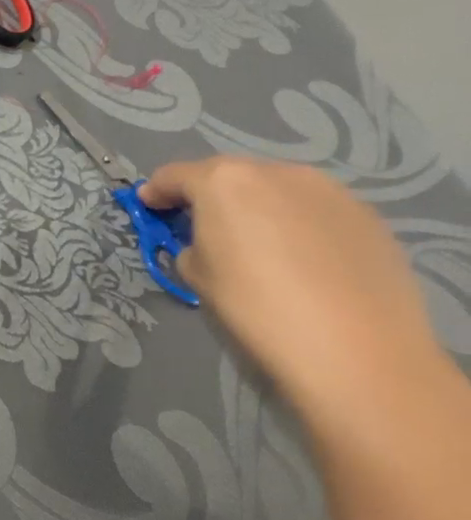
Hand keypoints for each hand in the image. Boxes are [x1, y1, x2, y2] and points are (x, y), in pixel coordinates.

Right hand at [139, 156, 440, 393]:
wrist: (355, 347)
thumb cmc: (255, 304)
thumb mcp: (196, 272)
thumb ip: (192, 243)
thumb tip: (207, 242)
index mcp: (224, 182)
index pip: (174, 175)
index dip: (157, 192)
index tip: (151, 210)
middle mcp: (278, 173)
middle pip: (231, 175)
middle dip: (211, 195)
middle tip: (203, 226)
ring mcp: (331, 192)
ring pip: (278, 189)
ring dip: (258, 206)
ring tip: (257, 242)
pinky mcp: (368, 217)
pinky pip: (315, 210)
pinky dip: (298, 223)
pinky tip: (301, 258)